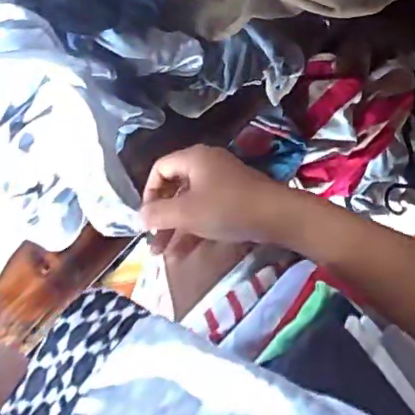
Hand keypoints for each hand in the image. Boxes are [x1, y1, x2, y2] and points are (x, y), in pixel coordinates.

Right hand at [140, 145, 307, 253]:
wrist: (275, 214)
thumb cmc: (226, 208)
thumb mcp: (187, 213)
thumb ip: (158, 213)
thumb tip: (140, 215)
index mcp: (194, 158)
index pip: (160, 168)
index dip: (149, 192)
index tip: (146, 218)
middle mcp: (206, 163)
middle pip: (174, 186)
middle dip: (161, 216)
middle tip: (152, 242)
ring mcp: (221, 180)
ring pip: (190, 202)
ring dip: (175, 227)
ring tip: (163, 256)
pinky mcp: (233, 196)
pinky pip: (205, 209)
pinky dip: (193, 227)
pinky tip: (183, 253)